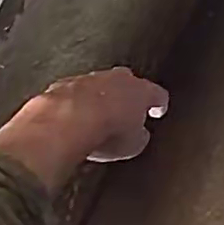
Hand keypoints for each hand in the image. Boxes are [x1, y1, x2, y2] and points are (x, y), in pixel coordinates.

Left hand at [40, 67, 170, 162]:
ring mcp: (90, 79)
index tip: (158, 109)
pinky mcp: (64, 85)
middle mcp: (118, 79)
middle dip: (127, 97)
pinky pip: (74, 93)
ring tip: (97, 120)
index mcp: (141, 90)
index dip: (159, 104)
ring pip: (99, 86)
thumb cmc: (106, 131)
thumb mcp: (133, 145)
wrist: (67, 122)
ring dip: (100, 99)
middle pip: (128, 84)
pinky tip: (72, 120)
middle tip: (126, 113)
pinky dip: (75, 104)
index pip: (157, 94)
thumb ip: (139, 137)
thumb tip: (137, 136)